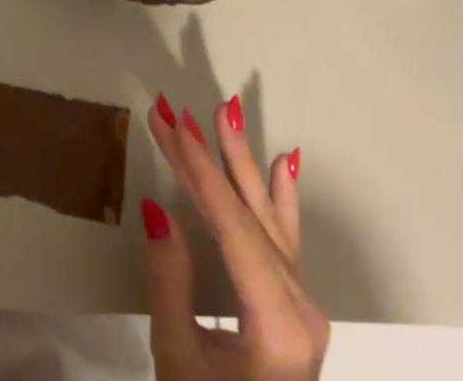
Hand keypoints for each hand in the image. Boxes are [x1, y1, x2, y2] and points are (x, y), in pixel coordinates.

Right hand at [141, 95, 328, 380]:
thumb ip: (170, 283)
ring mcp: (303, 303)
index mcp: (275, 319)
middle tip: (181, 107)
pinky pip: (287, 238)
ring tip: (228, 112)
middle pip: (251, 212)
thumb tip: (159, 210)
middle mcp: (300, 303)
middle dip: (213, 154)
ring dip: (243, 163)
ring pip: (269, 218)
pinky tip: (284, 163)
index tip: (170, 123)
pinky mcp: (295, 304)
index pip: (231, 226)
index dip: (198, 170)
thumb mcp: (178, 357)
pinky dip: (282, 196)